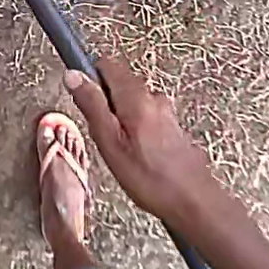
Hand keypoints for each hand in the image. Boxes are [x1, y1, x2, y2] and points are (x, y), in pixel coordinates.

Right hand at [62, 58, 227, 229]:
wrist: (194, 203)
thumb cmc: (151, 178)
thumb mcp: (109, 142)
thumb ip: (91, 104)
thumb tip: (73, 76)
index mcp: (135, 96)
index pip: (106, 64)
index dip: (89, 78)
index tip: (84, 99)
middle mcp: (154, 97)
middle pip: (118, 82)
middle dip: (104, 101)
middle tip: (102, 133)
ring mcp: (166, 111)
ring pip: (131, 101)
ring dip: (120, 116)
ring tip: (119, 148)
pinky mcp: (172, 126)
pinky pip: (144, 115)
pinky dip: (135, 127)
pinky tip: (137, 154)